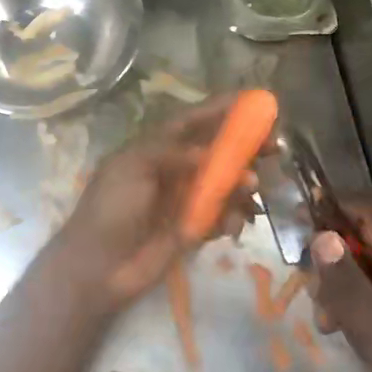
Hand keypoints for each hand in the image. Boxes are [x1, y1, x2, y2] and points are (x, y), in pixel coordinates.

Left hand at [48, 98, 252, 308]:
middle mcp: (174, 170)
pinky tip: (235, 223)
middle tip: (275, 146)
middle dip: (244, 147)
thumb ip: (172, 154)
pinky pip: (221, 217)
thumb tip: (211, 152)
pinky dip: (232, 217)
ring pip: (224, 184)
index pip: (192, 122)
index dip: (220, 110)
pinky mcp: (192, 229)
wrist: (96, 269)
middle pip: (215, 151)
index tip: (253, 102)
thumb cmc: (109, 210)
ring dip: (242, 184)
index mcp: (155, 148)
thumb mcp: (133, 169)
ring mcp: (184, 200)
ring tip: (252, 188)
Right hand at [309, 200, 371, 371]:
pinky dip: (358, 304)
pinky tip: (345, 332)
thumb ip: (352, 291)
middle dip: (333, 256)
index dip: (333, 210)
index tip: (295, 226)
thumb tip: (320, 235)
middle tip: (310, 292)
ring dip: (343, 284)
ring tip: (326, 322)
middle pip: (369, 239)